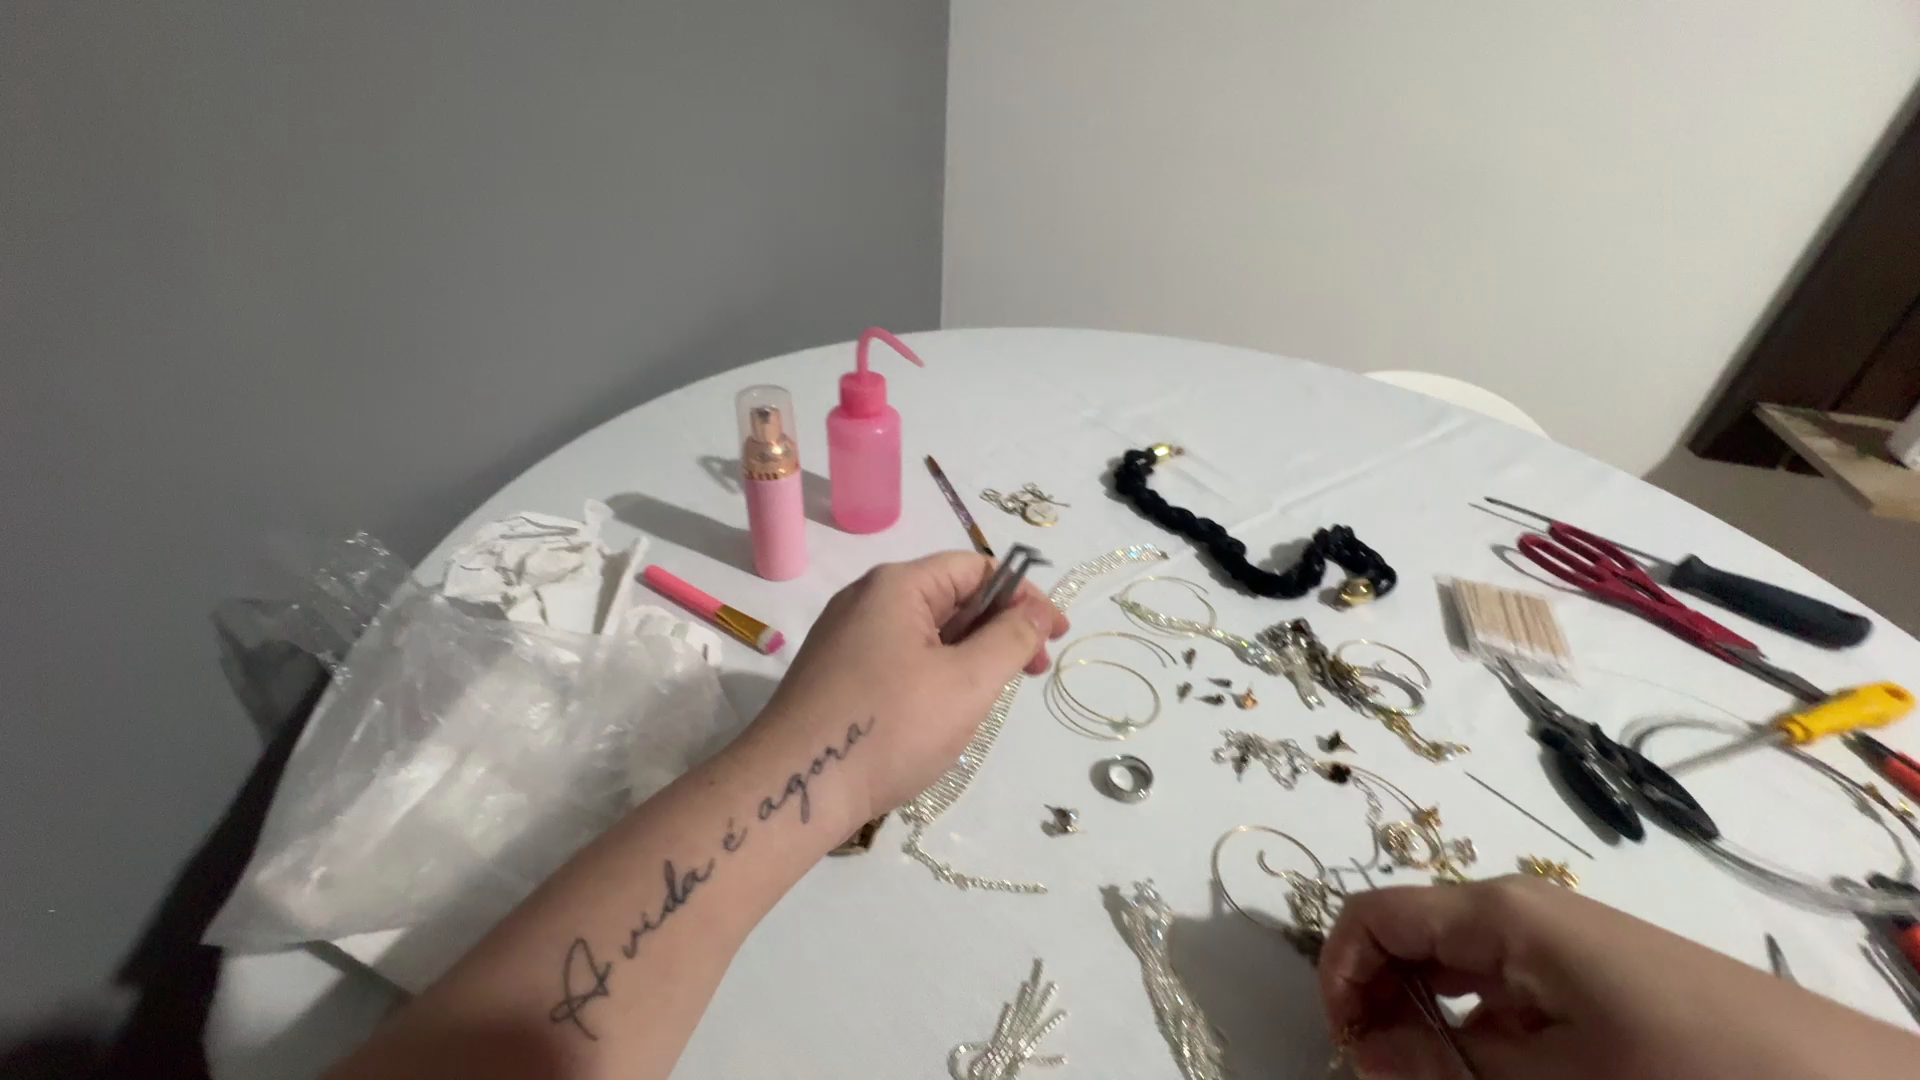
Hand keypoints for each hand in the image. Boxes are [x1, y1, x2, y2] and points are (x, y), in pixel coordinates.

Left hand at [760, 552, 1067, 823]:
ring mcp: (846, 638)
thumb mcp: (968, 682)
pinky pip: (900, 658)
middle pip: (951, 597)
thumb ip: (1011, 639)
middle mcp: (866, 600)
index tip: (1055, 635)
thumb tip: (1033, 611)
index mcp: (896, 585)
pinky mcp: (837, 674)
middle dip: (999, 629)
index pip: (975, 568)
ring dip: (969, 655)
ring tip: (991, 698)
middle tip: (1031, 672)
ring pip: (927, 632)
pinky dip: (936, 674)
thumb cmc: (889, 727)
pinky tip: (945, 712)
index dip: (1024, 596)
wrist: (793, 788)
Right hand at [1319, 876, 1919, 1079]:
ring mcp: (1565, 948)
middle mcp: (1520, 913)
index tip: (1345, 1052)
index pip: (1373, 917)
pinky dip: (1488, 1040)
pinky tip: (1501, 1079)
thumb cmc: (1692, 1078)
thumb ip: (1442, 1067)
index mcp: (1498, 912)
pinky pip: (1515, 1002)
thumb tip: (1366, 1054)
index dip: (1339, 975)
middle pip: (1411, 942)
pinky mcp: (1604, 985)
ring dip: (1434, 1030)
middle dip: (1384, 1008)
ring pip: (1461, 977)